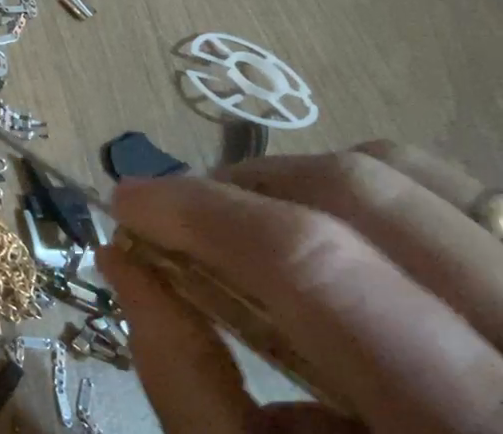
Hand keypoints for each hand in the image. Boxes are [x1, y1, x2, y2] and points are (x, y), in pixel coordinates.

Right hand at [99, 142, 502, 433]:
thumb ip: (184, 374)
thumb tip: (121, 260)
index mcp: (461, 420)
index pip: (312, 262)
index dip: (198, 211)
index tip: (126, 204)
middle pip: (366, 197)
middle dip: (239, 186)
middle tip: (183, 215)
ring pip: (423, 179)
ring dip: (307, 182)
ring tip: (258, 222)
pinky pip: (468, 198)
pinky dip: (383, 196)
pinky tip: (344, 243)